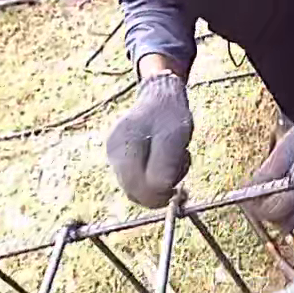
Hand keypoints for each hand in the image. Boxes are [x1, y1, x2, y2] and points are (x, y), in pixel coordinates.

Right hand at [105, 72, 192, 206]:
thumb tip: (162, 189)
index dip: (158, 194)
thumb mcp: (175, 136)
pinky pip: (139, 180)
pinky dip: (156, 179)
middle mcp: (113, 154)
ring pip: (137, 189)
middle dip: (159, 192)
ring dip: (160, 185)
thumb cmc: (171, 115)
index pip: (135, 187)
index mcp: (122, 146)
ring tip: (175, 164)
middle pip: (134, 192)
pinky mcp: (123, 160)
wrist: (161, 97)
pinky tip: (168, 165)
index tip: (177, 190)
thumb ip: (167, 163)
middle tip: (180, 182)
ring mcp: (115, 157)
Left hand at [244, 100, 293, 227]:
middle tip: (268, 189)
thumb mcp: (290, 144)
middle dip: (271, 210)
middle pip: (283, 223)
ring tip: (289, 184)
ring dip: (287, 209)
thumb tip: (248, 190)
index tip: (250, 196)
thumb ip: (269, 171)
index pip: (270, 211)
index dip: (256, 205)